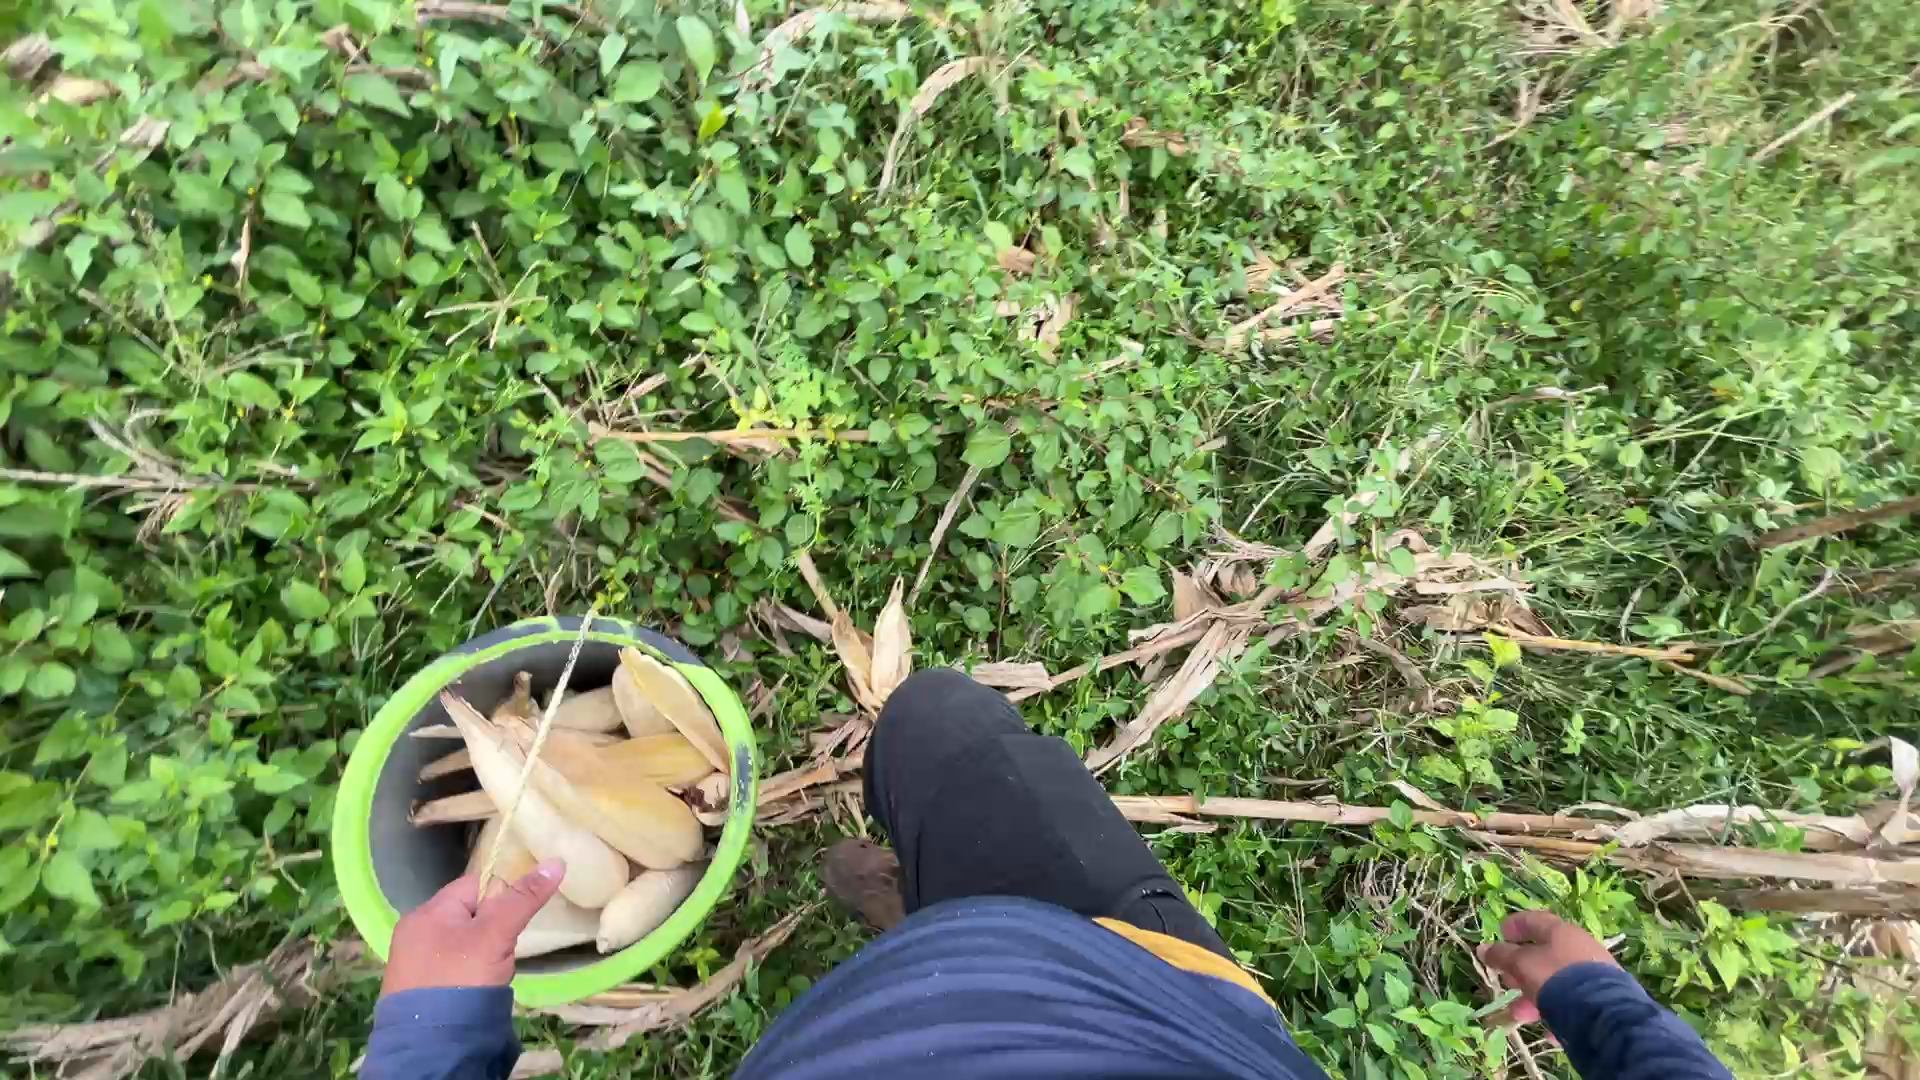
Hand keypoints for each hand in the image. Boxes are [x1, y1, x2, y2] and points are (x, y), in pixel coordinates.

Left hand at [379, 859, 565, 997]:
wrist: (432, 1045)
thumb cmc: (461, 976)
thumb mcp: (497, 932)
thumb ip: (524, 897)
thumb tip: (556, 862)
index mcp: (426, 914)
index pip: (475, 884)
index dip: (503, 891)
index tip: (519, 910)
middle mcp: (416, 933)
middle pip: (473, 911)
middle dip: (497, 923)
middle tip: (507, 940)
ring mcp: (418, 962)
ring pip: (469, 937)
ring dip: (488, 946)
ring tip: (495, 964)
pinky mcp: (424, 985)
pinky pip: (459, 961)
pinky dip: (475, 966)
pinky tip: (482, 979)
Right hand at [1476, 911, 1617, 1024]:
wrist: (1607, 1017)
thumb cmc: (1556, 977)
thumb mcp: (1521, 964)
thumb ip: (1500, 955)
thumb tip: (1482, 949)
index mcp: (1560, 931)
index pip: (1532, 920)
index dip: (1512, 926)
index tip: (1499, 936)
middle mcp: (1580, 949)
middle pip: (1542, 955)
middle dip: (1519, 970)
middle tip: (1506, 982)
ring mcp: (1595, 975)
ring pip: (1556, 981)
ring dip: (1534, 995)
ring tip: (1521, 1014)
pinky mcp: (1605, 1000)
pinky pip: (1573, 1001)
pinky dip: (1557, 1010)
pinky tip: (1550, 1028)